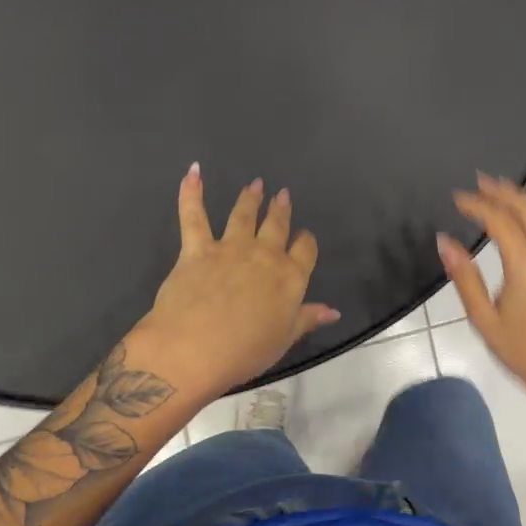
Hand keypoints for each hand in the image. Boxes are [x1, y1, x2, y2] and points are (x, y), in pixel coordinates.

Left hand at [126, 164, 339, 400]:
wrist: (192, 350)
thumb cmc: (243, 352)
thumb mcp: (283, 339)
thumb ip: (307, 319)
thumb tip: (334, 311)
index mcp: (290, 278)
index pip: (305, 250)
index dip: (306, 241)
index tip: (305, 237)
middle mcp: (264, 256)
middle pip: (277, 226)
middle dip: (281, 210)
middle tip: (282, 195)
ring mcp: (230, 248)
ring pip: (243, 216)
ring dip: (250, 199)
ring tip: (255, 185)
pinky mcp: (197, 249)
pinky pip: (194, 216)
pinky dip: (191, 193)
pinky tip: (193, 173)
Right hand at [438, 174, 525, 405]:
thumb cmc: (522, 351)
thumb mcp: (485, 320)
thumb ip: (465, 279)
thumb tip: (445, 243)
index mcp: (524, 266)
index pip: (498, 222)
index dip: (477, 205)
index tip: (457, 198)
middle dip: (502, 192)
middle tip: (479, 182)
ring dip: (524, 198)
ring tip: (503, 190)